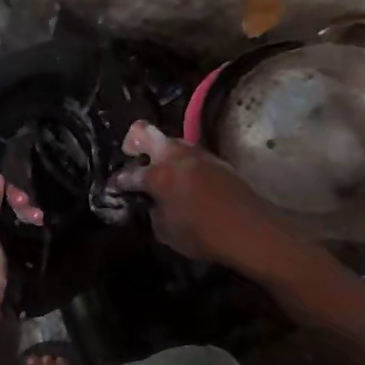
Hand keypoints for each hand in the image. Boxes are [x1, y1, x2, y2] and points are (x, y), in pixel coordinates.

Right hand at [110, 121, 280, 264]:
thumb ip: (153, 213)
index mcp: (156, 174)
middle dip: (133, 142)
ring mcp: (198, 154)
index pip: (128, 174)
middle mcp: (174, 156)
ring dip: (162, 153)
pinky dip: (182, 164)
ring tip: (162, 172)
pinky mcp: (216, 160)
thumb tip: (153, 204)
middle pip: (144, 131)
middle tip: (133, 156)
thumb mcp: (166, 231)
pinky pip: (191, 155)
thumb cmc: (202, 233)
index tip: (113, 187)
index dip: (117, 182)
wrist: (250, 229)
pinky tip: (186, 182)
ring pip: (172, 142)